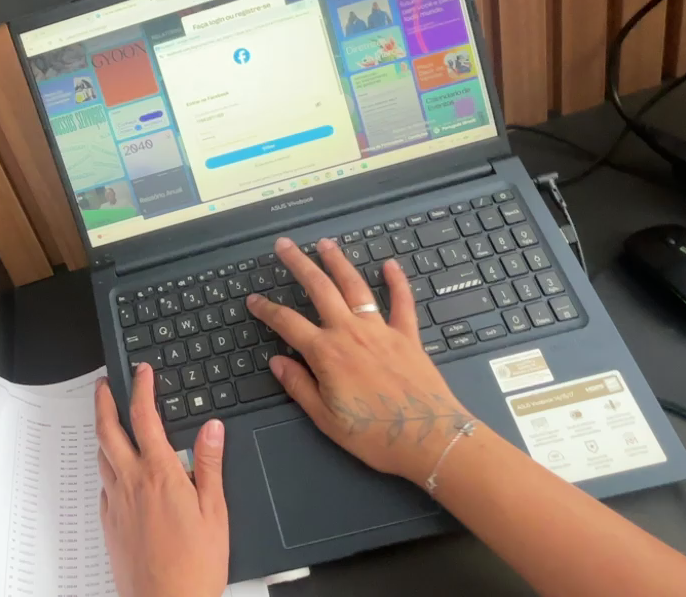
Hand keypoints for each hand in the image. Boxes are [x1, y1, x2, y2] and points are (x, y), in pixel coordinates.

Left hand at [95, 363, 228, 596]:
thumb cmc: (195, 567)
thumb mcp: (215, 512)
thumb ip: (210, 464)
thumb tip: (212, 427)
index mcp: (160, 474)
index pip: (144, 417)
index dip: (142, 388)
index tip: (141, 371)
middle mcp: (132, 482)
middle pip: (108, 429)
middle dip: (104, 400)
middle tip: (104, 383)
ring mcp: (116, 503)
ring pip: (102, 455)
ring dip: (103, 431)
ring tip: (108, 420)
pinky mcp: (109, 524)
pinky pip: (103, 485)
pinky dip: (108, 468)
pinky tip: (116, 471)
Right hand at [247, 236, 472, 484]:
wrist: (431, 440)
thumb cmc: (376, 436)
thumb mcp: (327, 419)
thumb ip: (299, 386)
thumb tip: (276, 361)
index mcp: (327, 353)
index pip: (287, 323)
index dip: (267, 309)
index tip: (254, 299)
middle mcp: (350, 332)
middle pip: (319, 288)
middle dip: (298, 264)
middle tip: (284, 245)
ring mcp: (380, 330)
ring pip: (355, 286)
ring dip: (338, 261)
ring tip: (325, 244)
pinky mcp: (407, 335)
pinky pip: (402, 302)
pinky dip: (397, 281)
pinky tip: (390, 265)